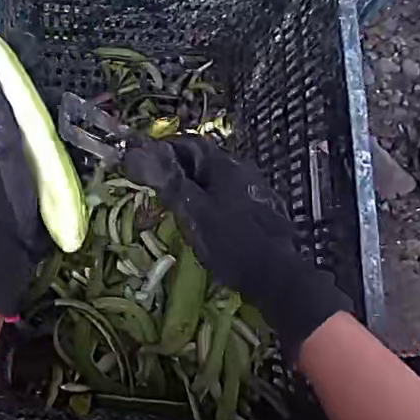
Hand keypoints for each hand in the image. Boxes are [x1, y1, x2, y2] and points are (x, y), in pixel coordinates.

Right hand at [124, 137, 350, 358]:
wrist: (277, 276)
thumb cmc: (231, 242)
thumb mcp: (193, 212)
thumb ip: (170, 182)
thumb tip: (142, 155)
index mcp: (223, 166)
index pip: (189, 143)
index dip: (164, 148)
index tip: (145, 161)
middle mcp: (242, 170)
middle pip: (204, 160)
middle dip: (179, 168)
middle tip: (158, 184)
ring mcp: (255, 190)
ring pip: (217, 179)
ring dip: (196, 186)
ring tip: (178, 203)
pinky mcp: (263, 210)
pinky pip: (230, 196)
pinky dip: (212, 200)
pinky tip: (206, 219)